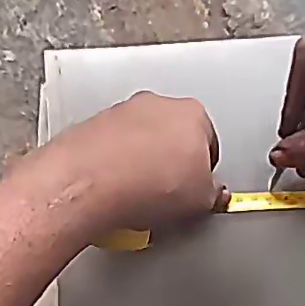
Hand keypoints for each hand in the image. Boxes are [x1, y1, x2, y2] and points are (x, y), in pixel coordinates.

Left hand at [19, 91, 226, 235]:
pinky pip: (111, 152)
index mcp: (192, 113)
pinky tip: (113, 194)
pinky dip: (114, 170)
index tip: (197, 190)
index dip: (204, 173)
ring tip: (137, 199)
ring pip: (139, 144)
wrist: (91, 183)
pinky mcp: (92, 128)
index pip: (209, 144)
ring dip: (141, 168)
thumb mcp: (200, 201)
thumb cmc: (145, 182)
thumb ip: (213, 194)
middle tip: (168, 197)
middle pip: (173, 139)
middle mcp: (156, 105)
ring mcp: (121, 113)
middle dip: (171, 166)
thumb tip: (213, 195)